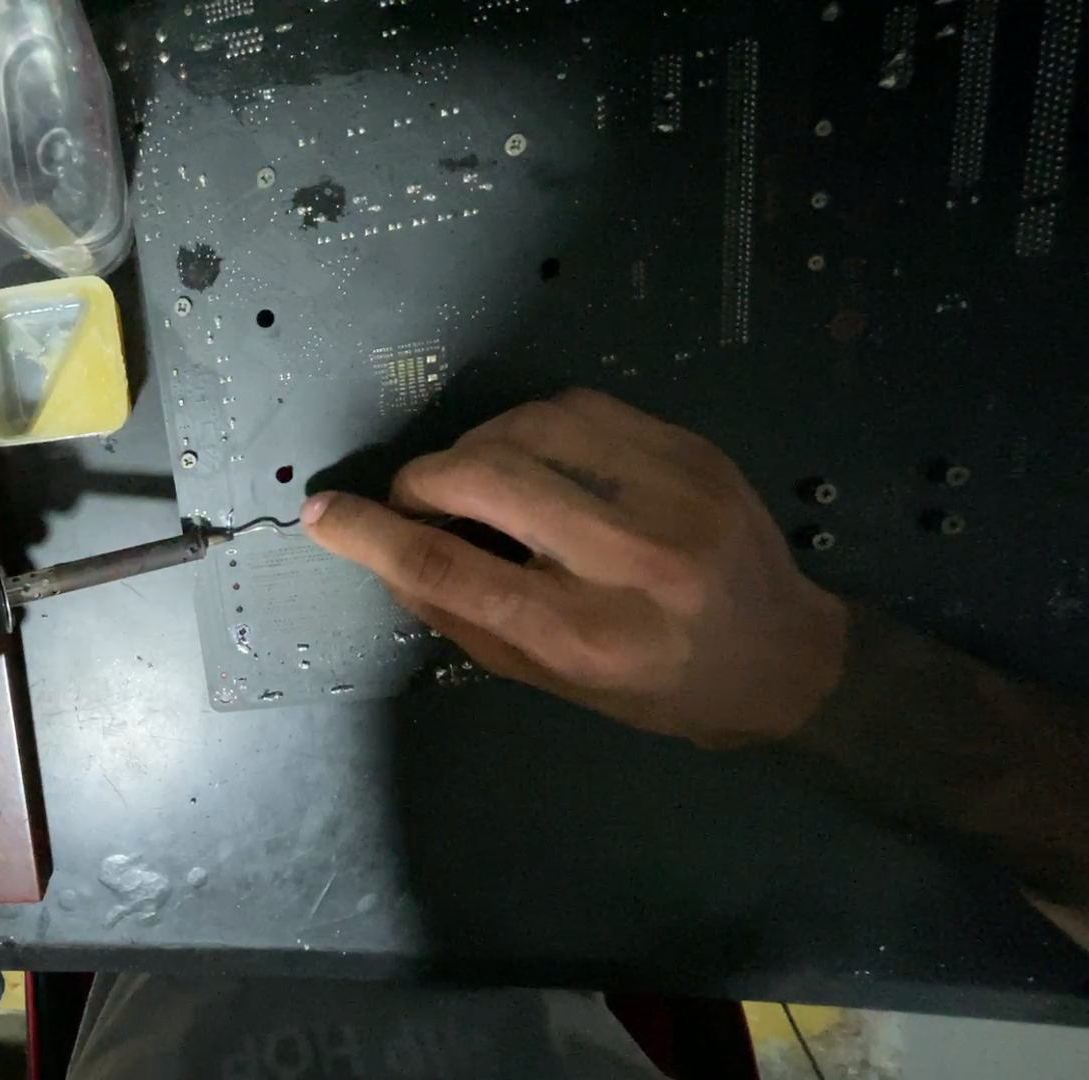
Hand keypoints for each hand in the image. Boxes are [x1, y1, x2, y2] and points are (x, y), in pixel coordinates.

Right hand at [303, 389, 847, 747]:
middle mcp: (629, 560)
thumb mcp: (534, 673)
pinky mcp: (691, 449)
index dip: (368, 534)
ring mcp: (671, 493)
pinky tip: (525, 456)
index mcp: (582, 633)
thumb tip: (383, 548)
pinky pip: (571, 406)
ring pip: (522, 429)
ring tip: (472, 481)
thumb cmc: (642, 685)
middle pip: (480, 481)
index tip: (320, 513)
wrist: (780, 658)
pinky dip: (521, 427)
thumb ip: (451, 610)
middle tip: (412, 501)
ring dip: (469, 449)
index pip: (446, 569)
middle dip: (420, 482)